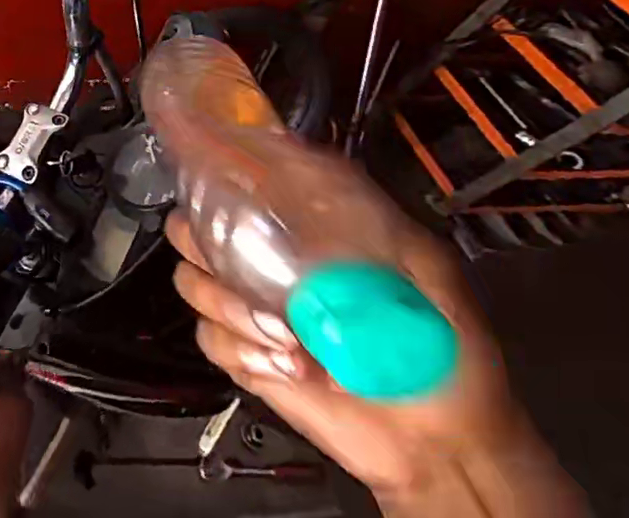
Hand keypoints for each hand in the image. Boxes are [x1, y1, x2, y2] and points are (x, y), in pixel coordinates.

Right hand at [166, 213, 583, 516]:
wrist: (440, 445)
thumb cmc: (440, 349)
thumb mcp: (426, 268)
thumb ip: (375, 224)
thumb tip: (319, 182)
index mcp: (300, 229)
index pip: (234, 187)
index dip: (213, 182)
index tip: (222, 192)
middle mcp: (264, 259)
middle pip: (188, 229)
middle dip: (204, 247)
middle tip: (244, 274)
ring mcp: (249, 307)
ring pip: (191, 282)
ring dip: (231, 308)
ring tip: (285, 336)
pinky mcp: (245, 356)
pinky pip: (207, 338)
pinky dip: (239, 349)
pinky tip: (282, 364)